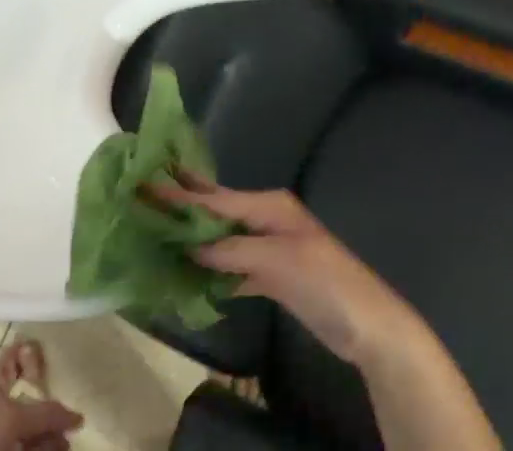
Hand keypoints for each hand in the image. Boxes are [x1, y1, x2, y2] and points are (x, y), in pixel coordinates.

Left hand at [0, 390, 80, 450]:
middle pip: (25, 407)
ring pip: (3, 408)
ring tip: (24, 443)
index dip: (66, 417)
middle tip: (54, 441)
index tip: (79, 422)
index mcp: (8, 411)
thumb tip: (60, 442)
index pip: (48, 410)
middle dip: (40, 423)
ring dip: (17, 423)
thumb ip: (39, 448)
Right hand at [156, 177, 423, 366]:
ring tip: (155, 234)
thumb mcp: (275, 260)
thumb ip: (230, 250)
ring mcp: (270, 248)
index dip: (179, 195)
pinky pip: (232, 266)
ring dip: (193, 241)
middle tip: (143, 198)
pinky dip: (211, 270)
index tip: (143, 185)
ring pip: (221, 240)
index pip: (214, 198)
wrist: (369, 327)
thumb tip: (188, 247)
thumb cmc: (325, 282)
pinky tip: (187, 274)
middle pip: (217, 212)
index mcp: (270, 206)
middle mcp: (266, 220)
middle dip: (183, 208)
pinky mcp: (272, 276)